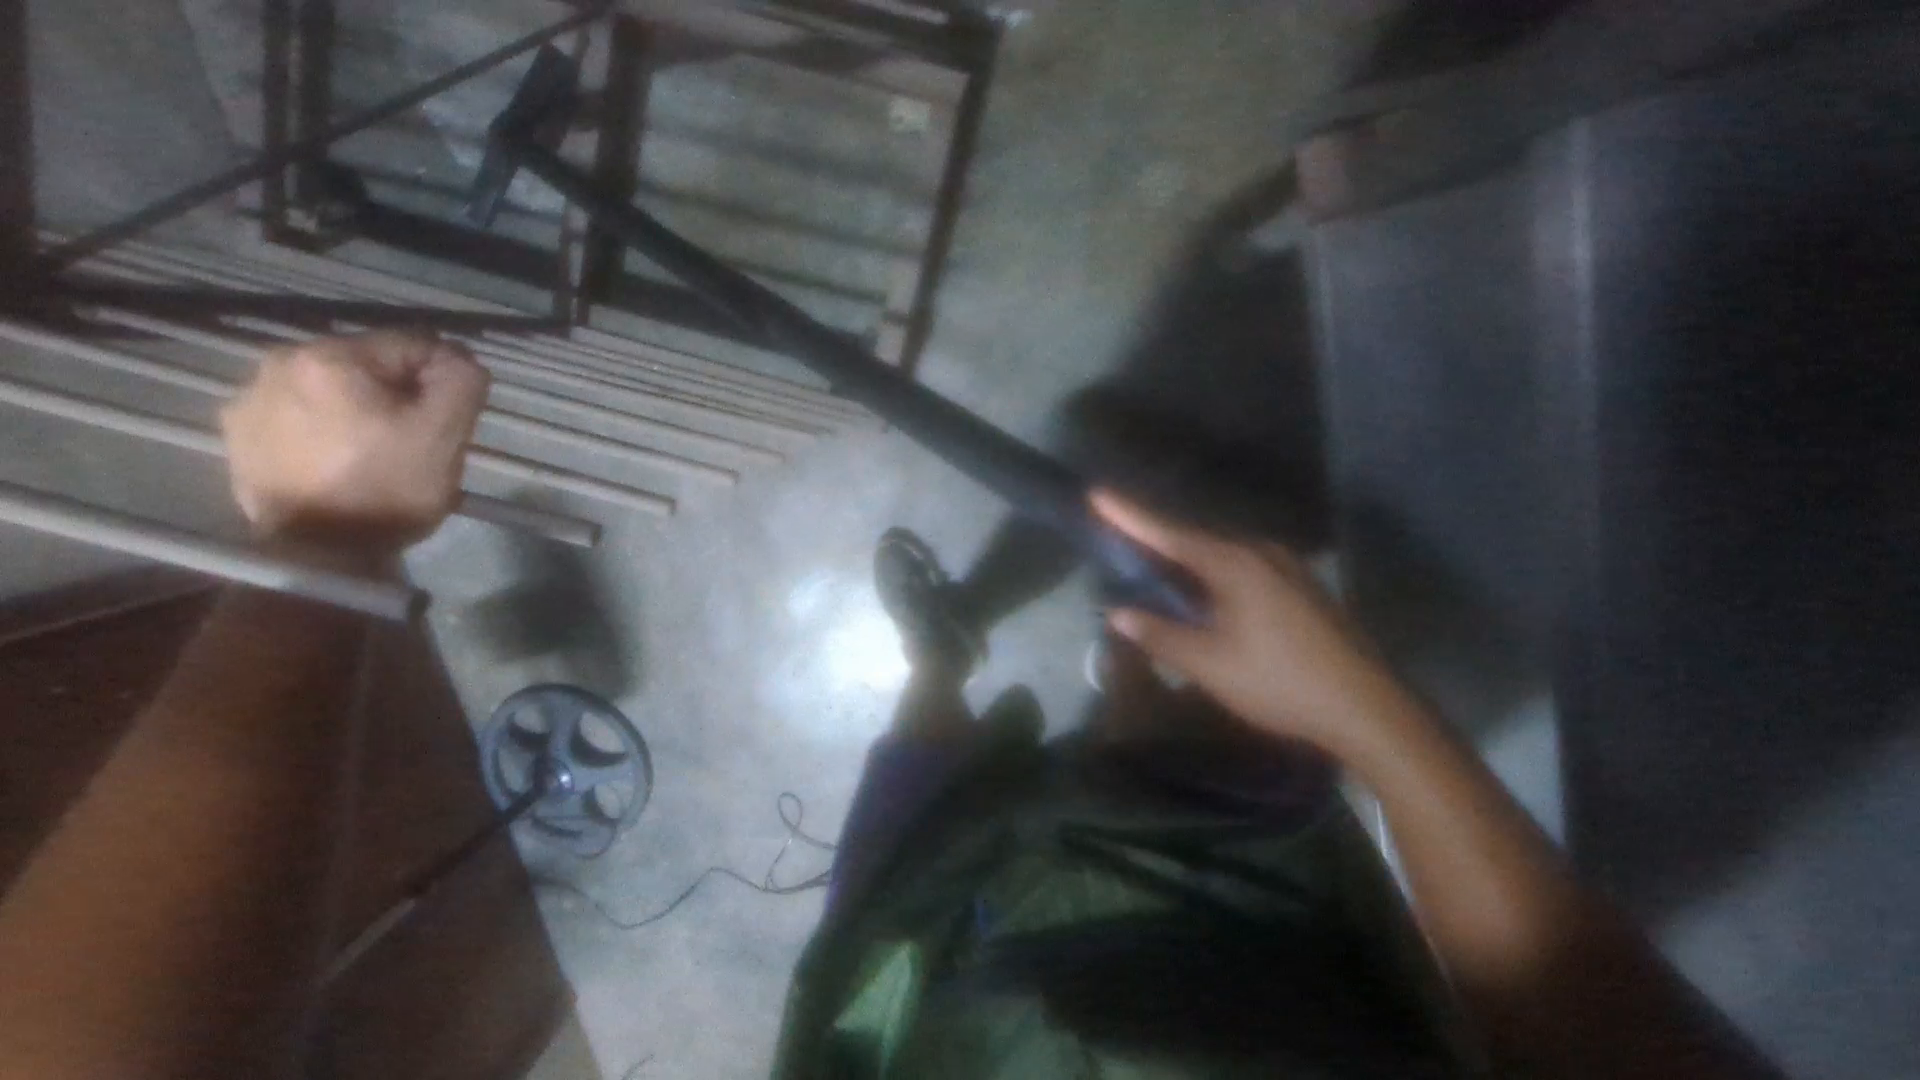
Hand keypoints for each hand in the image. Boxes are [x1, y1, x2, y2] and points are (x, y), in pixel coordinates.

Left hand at [220, 331, 488, 551]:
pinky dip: (323, 430)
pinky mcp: (238, 435)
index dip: (442, 382)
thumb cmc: (387, 489)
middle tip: (413, 441)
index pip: (412, 346)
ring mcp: (248, 400)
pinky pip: (297, 416)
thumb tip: (457, 358)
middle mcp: (277, 364)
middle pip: (367, 367)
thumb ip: (461, 381)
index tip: (448, 423)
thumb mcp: (446, 434)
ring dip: (358, 410)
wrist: (318, 556)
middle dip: (396, 396)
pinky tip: (338, 462)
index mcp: (330, 357)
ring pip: (331, 390)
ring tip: (375, 453)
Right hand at [1092, 490, 1421, 759]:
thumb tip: (1120, 615)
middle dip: (1157, 545)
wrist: (1365, 709)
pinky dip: (1215, 582)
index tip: (1097, 495)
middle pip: (1196, 543)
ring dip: (1188, 568)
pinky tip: (1208, 604)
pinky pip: (1244, 574)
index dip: (1130, 517)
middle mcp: (1262, 555)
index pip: (1169, 535)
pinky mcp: (1303, 591)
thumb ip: (1161, 636)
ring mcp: (1288, 571)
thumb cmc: (1279, 683)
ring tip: (1158, 579)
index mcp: (1235, 564)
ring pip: (1223, 560)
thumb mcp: (1210, 665)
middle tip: (1121, 547)